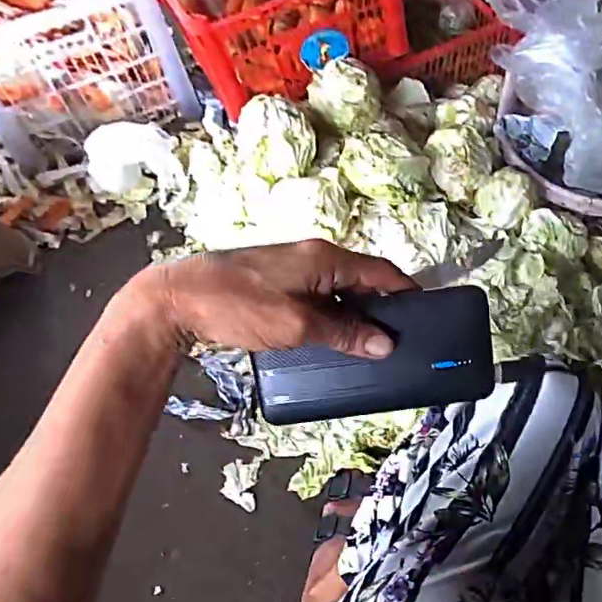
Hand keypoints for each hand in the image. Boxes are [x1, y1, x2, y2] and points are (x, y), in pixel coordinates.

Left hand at [132, 240, 417, 358]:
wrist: (176, 299)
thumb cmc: (237, 305)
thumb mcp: (296, 326)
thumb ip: (344, 334)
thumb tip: (386, 344)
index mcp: (325, 257)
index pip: (381, 271)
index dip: (406, 291)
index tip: (425, 313)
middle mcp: (314, 256)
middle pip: (362, 280)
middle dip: (382, 308)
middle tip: (397, 339)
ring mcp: (295, 268)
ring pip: (340, 291)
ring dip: (355, 315)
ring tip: (369, 345)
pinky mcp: (279, 282)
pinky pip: (320, 297)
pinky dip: (333, 316)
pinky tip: (334, 339)